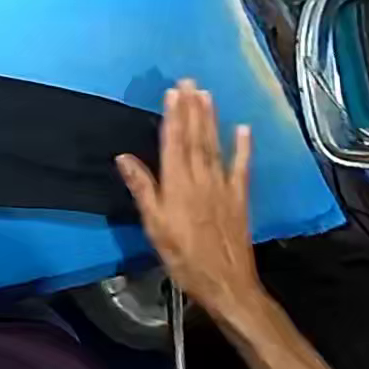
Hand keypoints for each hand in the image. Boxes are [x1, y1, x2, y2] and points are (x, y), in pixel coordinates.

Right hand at [116, 80, 266, 324]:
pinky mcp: (239, 198)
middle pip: (195, 137)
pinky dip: (243, 148)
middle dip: (191, 108)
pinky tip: (244, 129)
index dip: (173, 115)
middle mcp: (201, 178)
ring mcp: (223, 187)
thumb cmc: (183, 257)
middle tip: (189, 82)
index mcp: (177, 184)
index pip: (174, 142)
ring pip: (214, 146)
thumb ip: (142, 189)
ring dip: (210, 119)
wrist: (227, 287)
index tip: (173, 92)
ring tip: (206, 95)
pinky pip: (241, 168)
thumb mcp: (154, 226)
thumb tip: (124, 157)